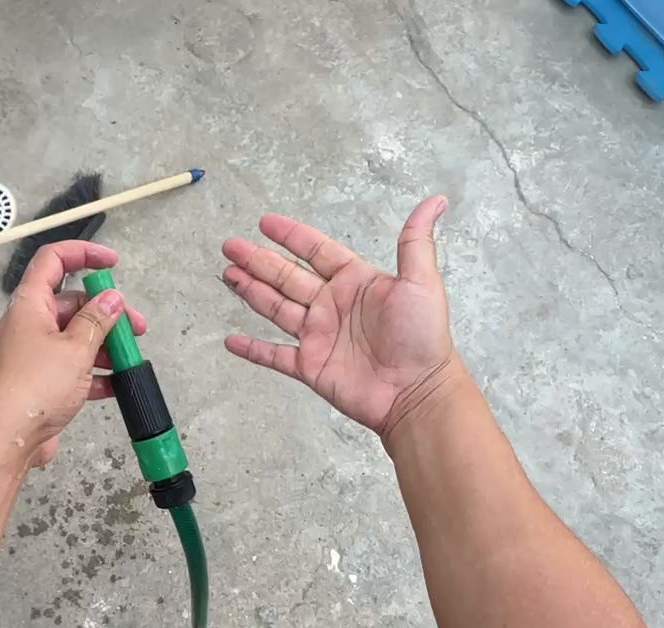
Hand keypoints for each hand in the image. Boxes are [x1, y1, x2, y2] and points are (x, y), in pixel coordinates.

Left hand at [0, 240, 147, 467]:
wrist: (9, 435)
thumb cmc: (34, 387)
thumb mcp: (76, 348)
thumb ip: (97, 320)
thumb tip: (111, 299)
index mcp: (30, 305)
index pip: (53, 261)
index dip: (83, 254)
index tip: (112, 263)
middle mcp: (29, 326)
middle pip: (72, 305)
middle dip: (107, 314)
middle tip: (135, 328)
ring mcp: (34, 356)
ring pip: (75, 339)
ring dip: (104, 347)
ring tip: (129, 360)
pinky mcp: (41, 383)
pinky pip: (72, 370)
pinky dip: (94, 374)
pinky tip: (115, 385)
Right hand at [221, 196, 461, 436]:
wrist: (414, 391)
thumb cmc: (422, 338)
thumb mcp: (421, 282)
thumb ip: (415, 241)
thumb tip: (435, 201)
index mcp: (354, 282)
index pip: (316, 251)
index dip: (291, 236)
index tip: (266, 223)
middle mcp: (331, 306)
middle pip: (286, 276)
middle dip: (257, 261)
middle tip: (231, 246)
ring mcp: (318, 337)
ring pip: (276, 308)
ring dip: (251, 291)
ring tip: (228, 274)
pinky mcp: (309, 366)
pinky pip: (274, 355)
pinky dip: (252, 349)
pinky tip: (231, 340)